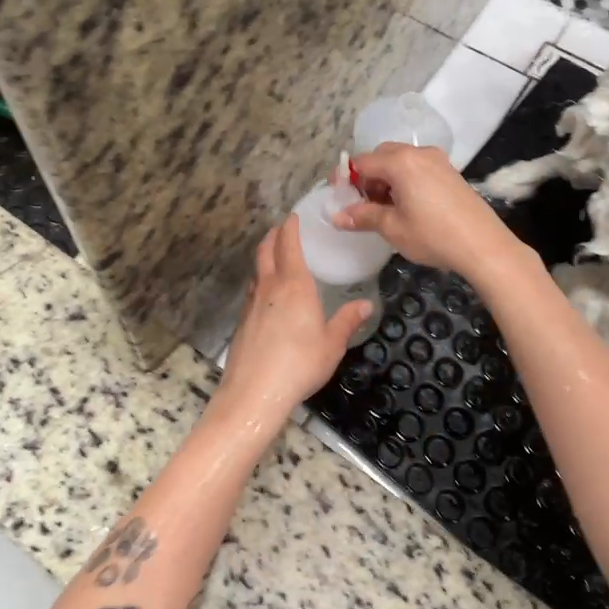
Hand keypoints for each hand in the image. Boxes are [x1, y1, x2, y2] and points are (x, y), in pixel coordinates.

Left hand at [215, 214, 371, 420]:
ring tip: (274, 257)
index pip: (288, 245)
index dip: (289, 228)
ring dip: (264, 257)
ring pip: (256, 270)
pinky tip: (266, 294)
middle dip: (273, 236)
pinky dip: (259, 281)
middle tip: (281, 229)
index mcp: (294, 284)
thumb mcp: (332, 344)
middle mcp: (269, 287)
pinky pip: (252, 291)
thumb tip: (366, 305)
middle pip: (266, 251)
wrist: (255, 392)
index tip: (292, 217)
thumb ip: (347, 321)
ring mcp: (251, 304)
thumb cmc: (299, 364)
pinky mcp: (242, 322)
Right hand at [334, 143, 527, 279]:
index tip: (339, 198)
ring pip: (401, 160)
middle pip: (382, 156)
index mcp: (400, 162)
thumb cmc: (433, 236)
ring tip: (386, 208)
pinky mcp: (450, 172)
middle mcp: (418, 153)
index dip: (347, 178)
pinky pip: (418, 167)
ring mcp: (437, 161)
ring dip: (386, 178)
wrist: (484, 245)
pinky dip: (405, 179)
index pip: (362, 161)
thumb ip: (363, 216)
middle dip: (368, 177)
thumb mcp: (393, 228)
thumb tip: (337, 216)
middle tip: (364, 204)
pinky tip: (409, 206)